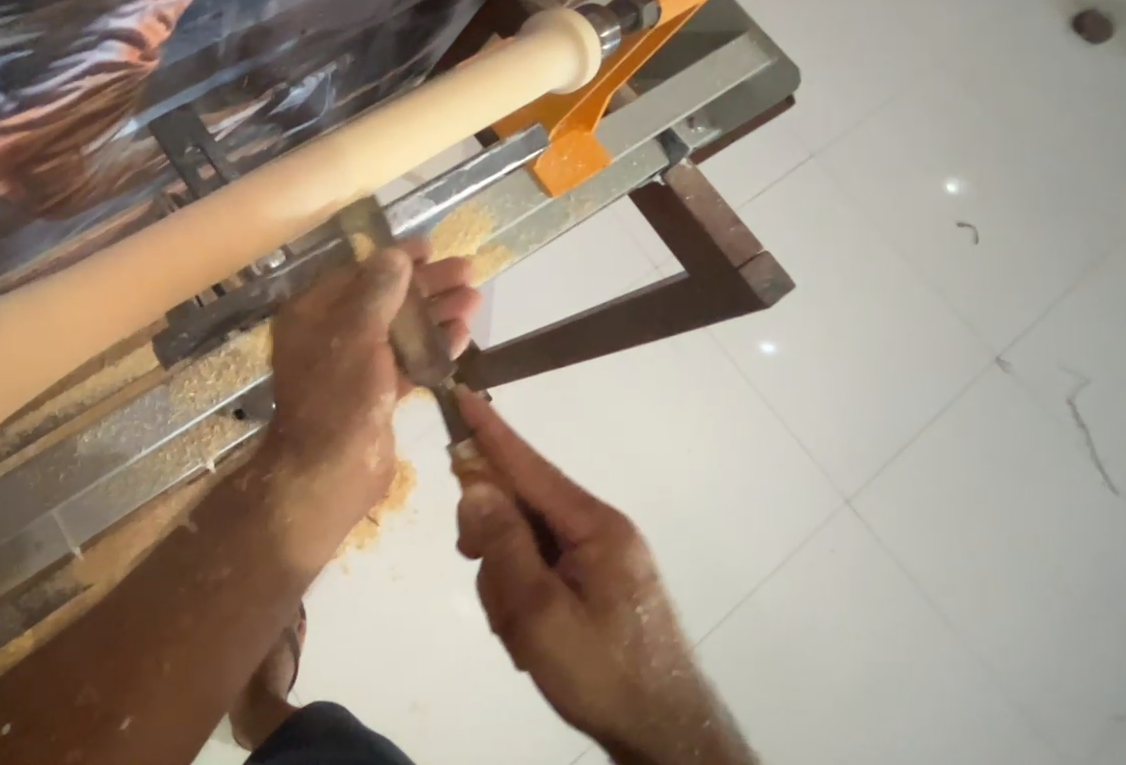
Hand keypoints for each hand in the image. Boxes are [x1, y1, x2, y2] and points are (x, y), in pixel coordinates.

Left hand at [264, 241, 479, 551]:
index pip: (355, 273)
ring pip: (397, 329)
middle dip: (424, 285)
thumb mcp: (356, 334)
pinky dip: (431, 348)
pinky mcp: (373, 393)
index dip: (393, 257)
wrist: (331, 471)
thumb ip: (376, 292)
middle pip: (382, 298)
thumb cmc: (338, 396)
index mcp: (311, 313)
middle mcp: (328, 334)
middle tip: (466, 270)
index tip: (429, 246)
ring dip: (434, 314)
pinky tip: (462, 336)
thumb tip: (393, 254)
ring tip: (474, 298)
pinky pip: (404, 360)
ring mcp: (351, 365)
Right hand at [454, 392, 755, 764]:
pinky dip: (519, 593)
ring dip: (504, 579)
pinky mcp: (592, 581)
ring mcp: (597, 556)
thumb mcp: (540, 611)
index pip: (528, 464)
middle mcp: (598, 529)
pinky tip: (528, 634)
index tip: (458, 394)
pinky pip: (535, 565)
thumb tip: (473, 484)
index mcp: (593, 526)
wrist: (666, 740)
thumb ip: (502, 542)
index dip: (489, 431)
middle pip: (518, 503)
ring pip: (521, 539)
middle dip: (490, 539)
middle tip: (489, 583)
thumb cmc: (603, 673)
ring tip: (519, 630)